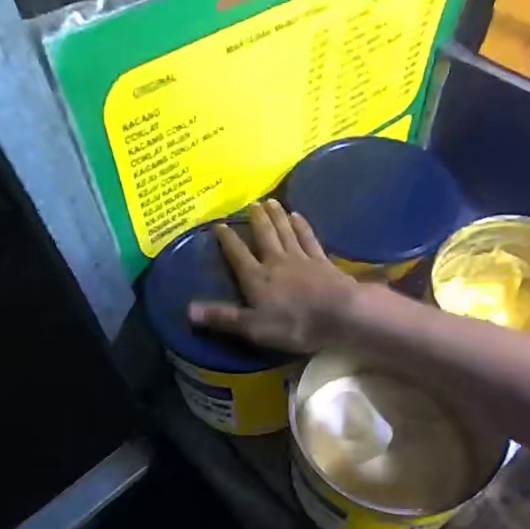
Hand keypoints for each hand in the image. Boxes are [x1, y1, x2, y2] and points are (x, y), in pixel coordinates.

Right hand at [188, 199, 359, 353]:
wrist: (341, 315)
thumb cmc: (294, 324)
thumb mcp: (253, 327)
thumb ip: (222, 317)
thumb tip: (188, 309)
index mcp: (257, 278)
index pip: (238, 254)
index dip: (227, 240)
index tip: (218, 225)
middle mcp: (276, 261)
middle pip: (265, 235)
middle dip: (256, 219)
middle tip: (251, 203)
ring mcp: (302, 259)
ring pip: (286, 231)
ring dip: (277, 216)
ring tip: (271, 201)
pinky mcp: (323, 261)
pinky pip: (309, 238)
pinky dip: (302, 226)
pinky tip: (298, 216)